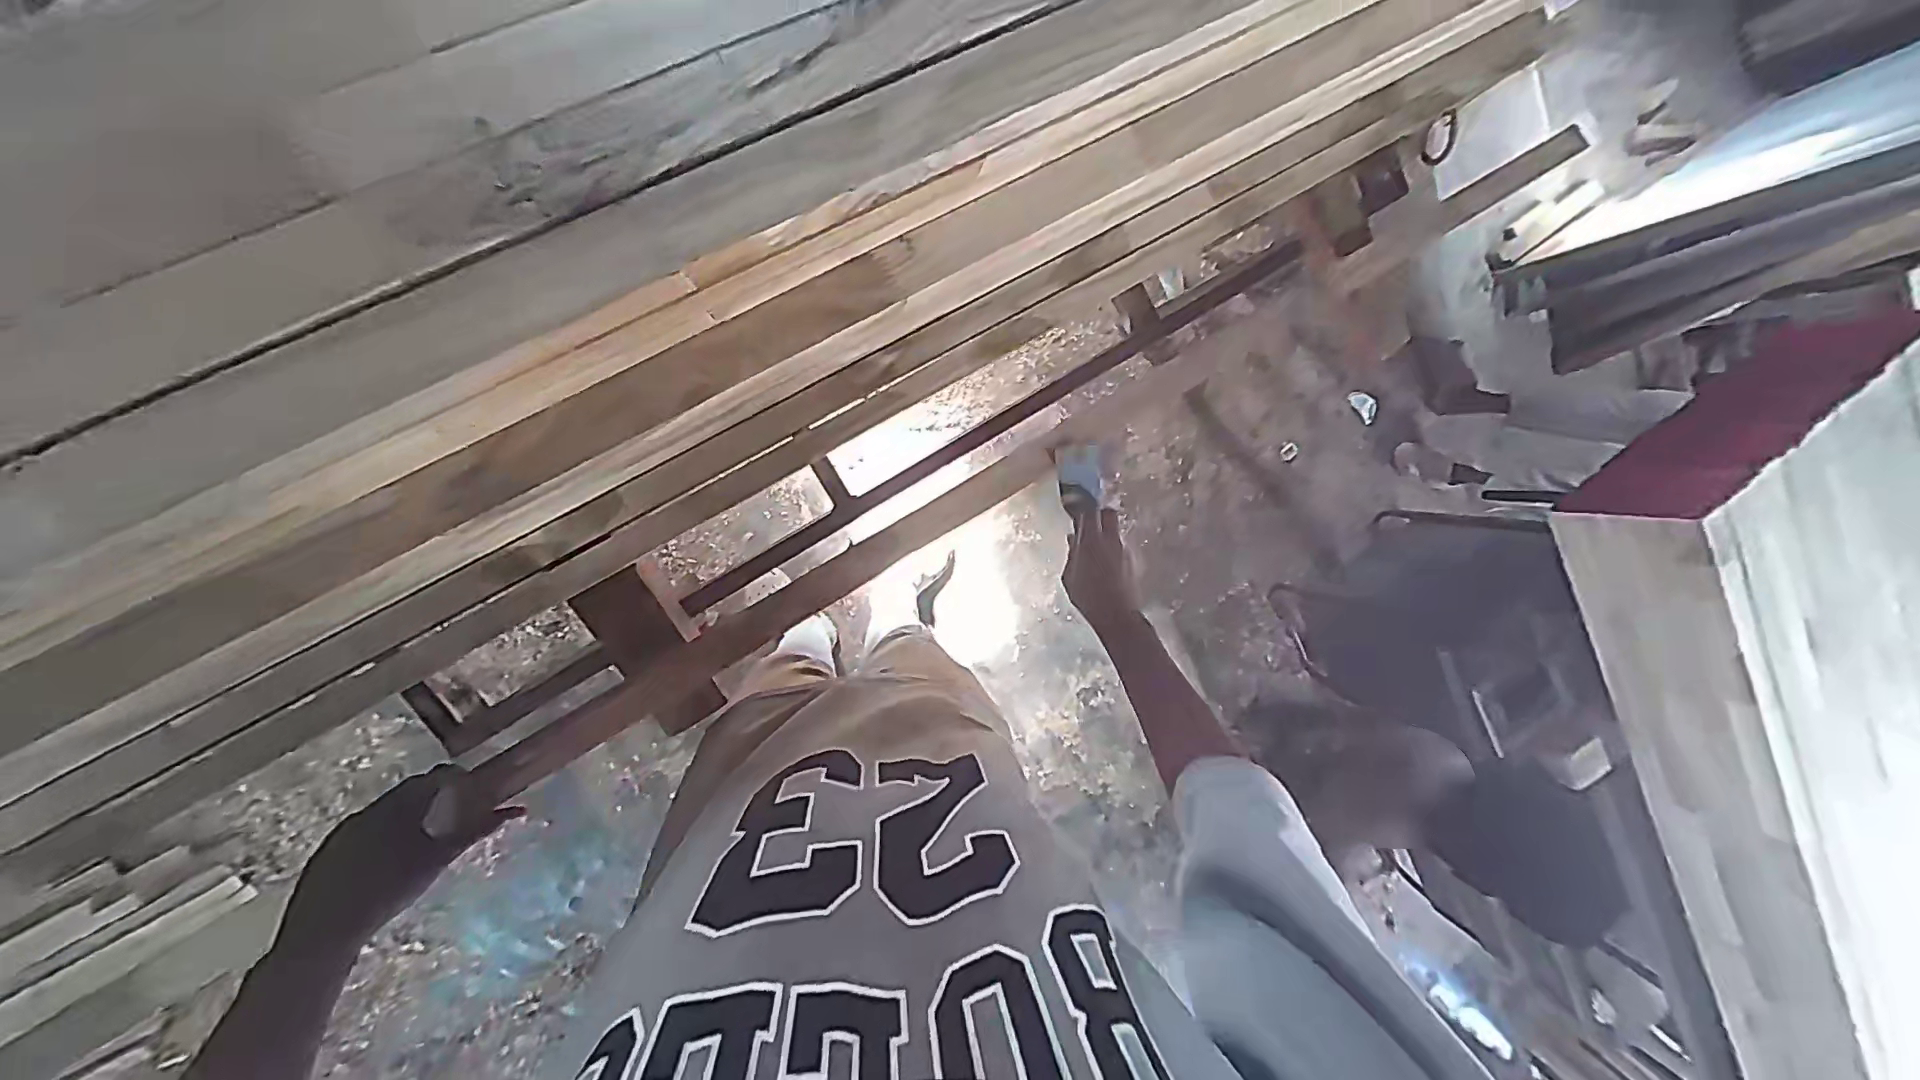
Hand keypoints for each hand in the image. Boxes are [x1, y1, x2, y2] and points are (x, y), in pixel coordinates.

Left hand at [281, 765, 522, 946]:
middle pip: (409, 791)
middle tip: (454, 811)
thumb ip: (476, 830)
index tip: (473, 789)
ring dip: (408, 814)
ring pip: (385, 810)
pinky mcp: (328, 851)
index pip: (435, 776)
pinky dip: (384, 832)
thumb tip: (518, 811)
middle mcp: (370, 810)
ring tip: (424, 836)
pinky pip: (364, 829)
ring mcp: (345, 830)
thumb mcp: (440, 858)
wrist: (323, 931)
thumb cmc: (391, 889)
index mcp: (399, 806)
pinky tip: (390, 856)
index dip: (457, 778)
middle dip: (433, 795)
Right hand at [1062, 504, 1142, 633]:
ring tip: (1094, 548)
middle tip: (1088, 522)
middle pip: (1108, 514)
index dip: (1081, 503)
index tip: (1074, 502)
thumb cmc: (1087, 597)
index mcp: (1091, 541)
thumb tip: (1073, 539)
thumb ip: (1072, 554)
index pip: (1088, 511)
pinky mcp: (1132, 561)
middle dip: (1098, 514)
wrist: (1116, 614)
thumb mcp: (1070, 576)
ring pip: (1114, 531)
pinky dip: (1111, 549)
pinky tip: (1104, 564)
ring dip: (1105, 533)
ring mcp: (1124, 550)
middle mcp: (1110, 541)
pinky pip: (1119, 547)